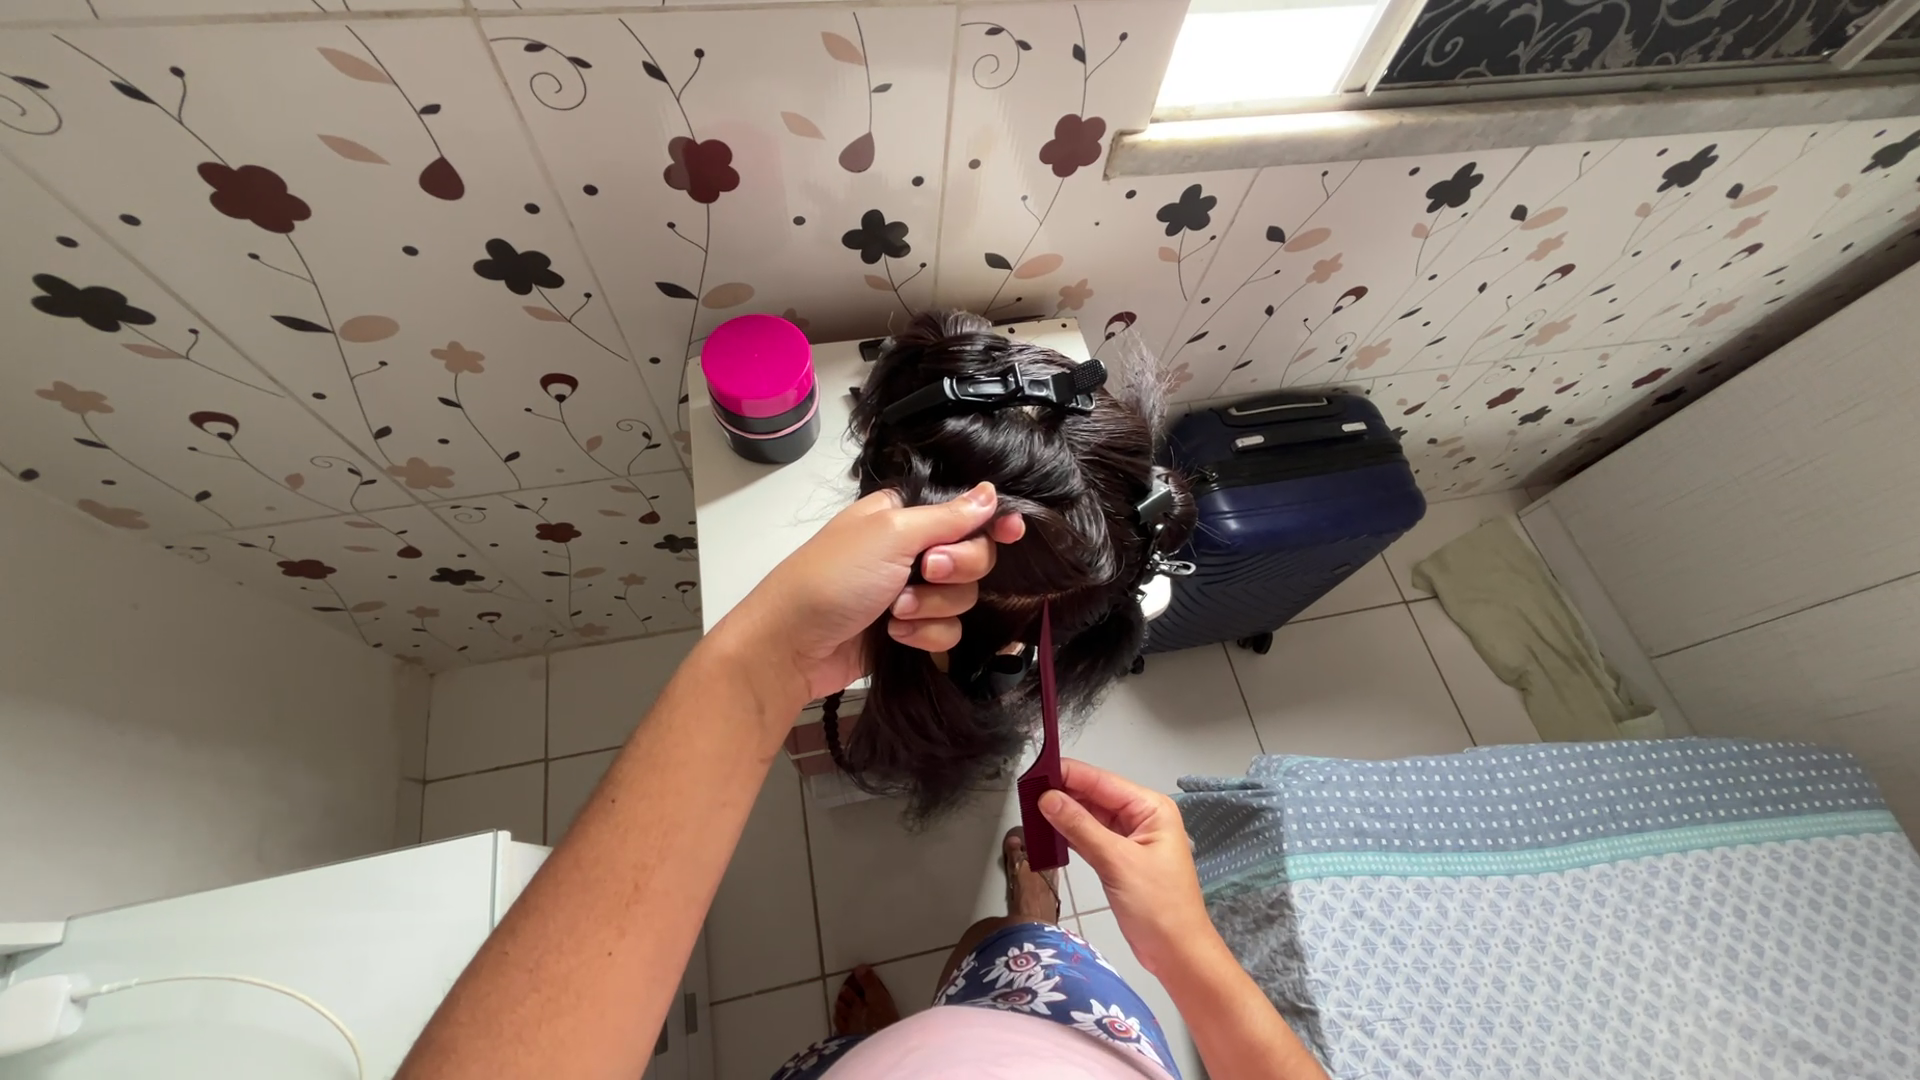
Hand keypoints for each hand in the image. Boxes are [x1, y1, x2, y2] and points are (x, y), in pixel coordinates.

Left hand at [719, 481, 1025, 704]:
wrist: (790, 647)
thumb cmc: (833, 578)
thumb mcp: (891, 535)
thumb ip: (948, 516)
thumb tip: (991, 492)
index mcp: (905, 514)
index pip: (964, 511)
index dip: (991, 522)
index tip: (1011, 532)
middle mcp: (911, 549)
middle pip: (973, 555)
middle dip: (955, 569)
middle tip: (927, 571)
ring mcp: (911, 591)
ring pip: (962, 598)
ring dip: (933, 607)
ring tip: (895, 612)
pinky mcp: (909, 630)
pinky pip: (947, 631)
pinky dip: (925, 635)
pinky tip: (895, 636)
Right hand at [1039, 759, 1214, 977]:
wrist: (1178, 957)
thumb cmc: (1158, 907)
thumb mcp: (1117, 862)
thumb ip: (1080, 827)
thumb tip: (1046, 798)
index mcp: (1149, 807)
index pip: (1101, 781)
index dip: (1068, 774)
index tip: (1034, 773)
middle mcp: (1141, 816)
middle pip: (1095, 795)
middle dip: (1062, 793)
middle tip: (1025, 793)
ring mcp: (1130, 837)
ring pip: (1090, 815)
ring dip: (1064, 813)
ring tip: (1030, 809)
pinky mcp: (1120, 857)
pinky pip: (1091, 835)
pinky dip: (1070, 833)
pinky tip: (1048, 831)